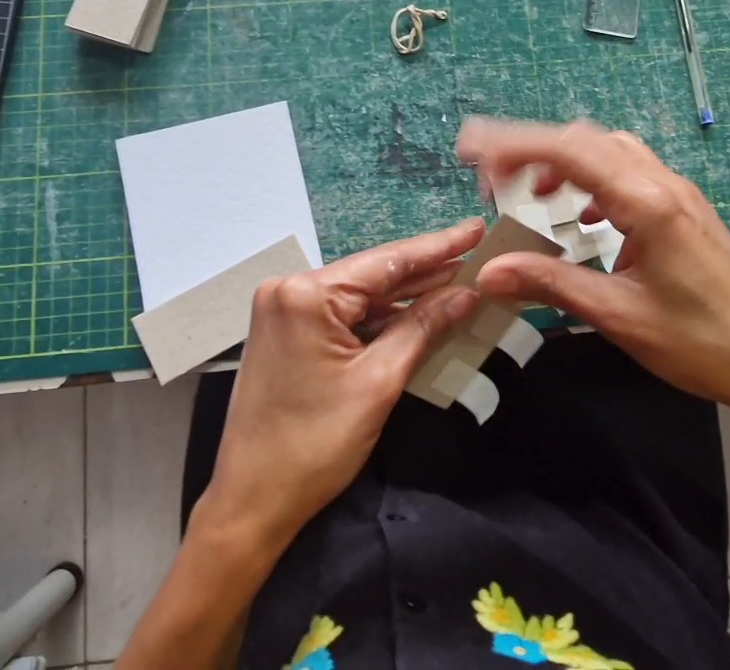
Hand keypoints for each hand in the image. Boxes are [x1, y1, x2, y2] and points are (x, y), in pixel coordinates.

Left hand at [193, 218, 485, 550]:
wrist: (252, 500)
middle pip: (372, 276)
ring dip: (406, 297)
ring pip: (359, 296)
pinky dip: (380, 319)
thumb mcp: (379, 382)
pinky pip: (343, 316)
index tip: (477, 228)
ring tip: (459, 281)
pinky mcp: (287, 333)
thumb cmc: (314, 445)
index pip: (387, 262)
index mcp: (306, 294)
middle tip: (477, 255)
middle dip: (426, 272)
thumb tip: (466, 293)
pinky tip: (419, 312)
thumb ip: (423, 328)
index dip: (438, 246)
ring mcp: (284, 311)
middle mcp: (289, 290)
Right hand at [455, 118, 729, 432]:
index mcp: (648, 204)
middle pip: (587, 141)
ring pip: (610, 152)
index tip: (471, 151)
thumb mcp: (619, 316)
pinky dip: (592, 181)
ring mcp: (679, 195)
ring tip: (528, 192)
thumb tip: (488, 272)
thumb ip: (552, 285)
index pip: (570, 152)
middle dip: (531, 149)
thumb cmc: (701, 344)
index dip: (514, 145)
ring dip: (564, 161)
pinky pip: (630, 174)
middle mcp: (664, 185)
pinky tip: (581, 216)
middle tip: (489, 178)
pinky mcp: (684, 212)